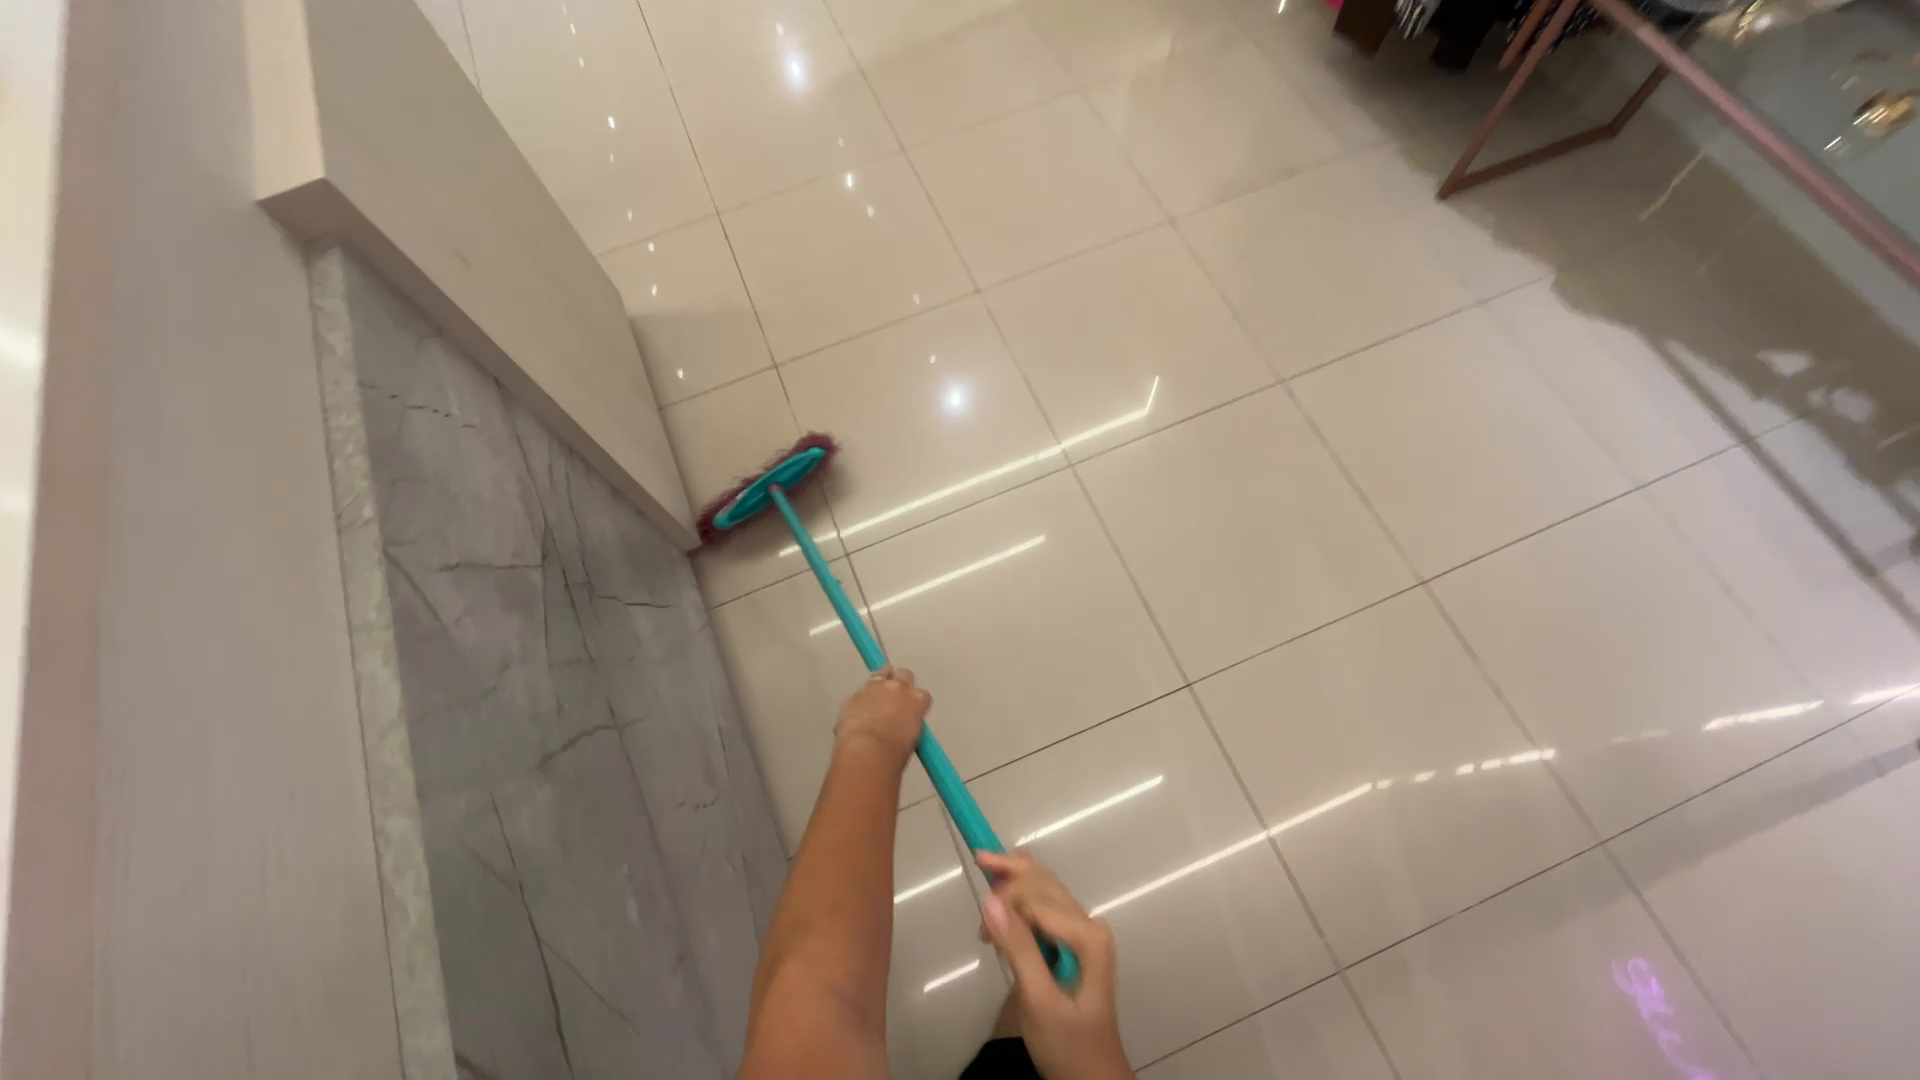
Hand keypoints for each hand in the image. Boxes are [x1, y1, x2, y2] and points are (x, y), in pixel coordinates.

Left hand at [834, 666, 929, 762]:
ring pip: (879, 675)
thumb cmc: (895, 752)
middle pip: (903, 674)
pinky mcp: (853, 695)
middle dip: (900, 682)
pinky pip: (859, 694)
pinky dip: (859, 701)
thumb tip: (902, 726)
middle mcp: (898, 687)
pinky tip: (856, 716)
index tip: (910, 712)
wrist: (867, 751)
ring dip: (878, 685)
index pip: (922, 695)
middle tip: (893, 697)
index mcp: (917, 700)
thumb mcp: (912, 739)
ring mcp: (874, 688)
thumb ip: (908, 724)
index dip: (915, 703)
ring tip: (873, 702)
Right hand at [977, 850, 1132, 1079]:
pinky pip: (1048, 905)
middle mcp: (1090, 925)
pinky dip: (1024, 895)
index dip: (1005, 901)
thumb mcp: (1037, 1001)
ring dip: (1016, 880)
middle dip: (1011, 872)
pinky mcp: (1076, 943)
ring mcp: (1085, 933)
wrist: (1094, 1079)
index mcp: (1088, 936)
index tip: (980, 931)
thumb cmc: (1067, 1045)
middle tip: (978, 860)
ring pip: (1046, 888)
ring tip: (986, 866)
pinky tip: (1009, 885)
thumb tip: (989, 899)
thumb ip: (1017, 948)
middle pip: (1044, 882)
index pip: (1037, 898)